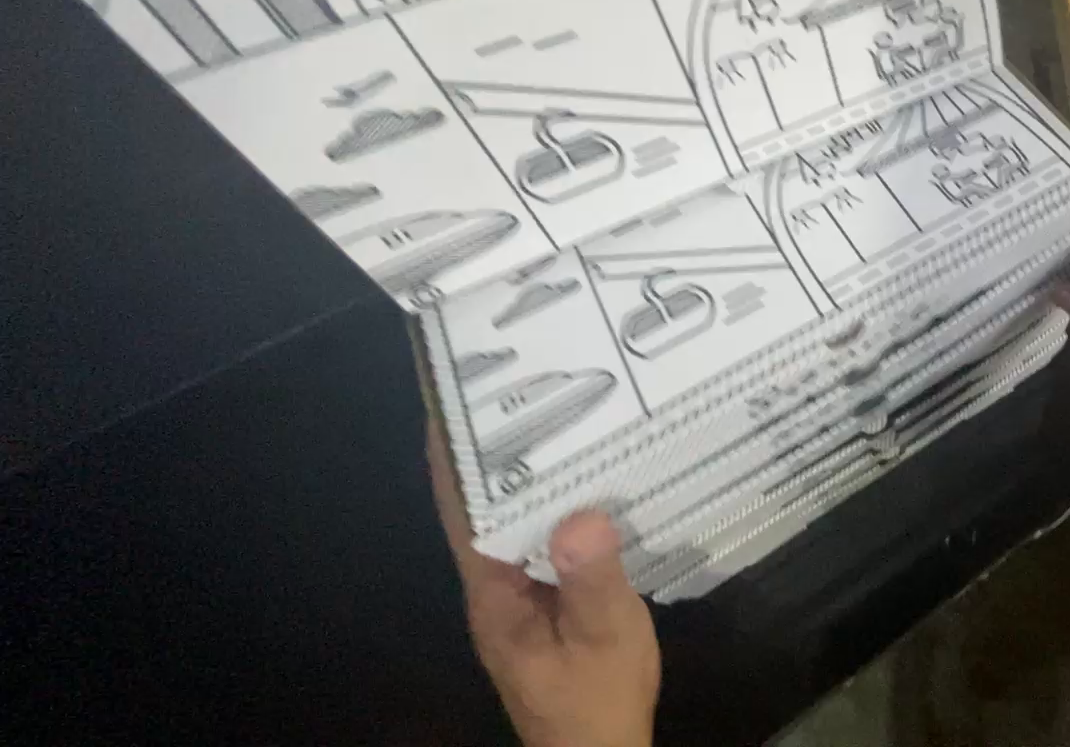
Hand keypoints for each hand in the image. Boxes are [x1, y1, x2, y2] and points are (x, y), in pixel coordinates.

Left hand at [427, 414, 660, 746]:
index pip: (463, 511)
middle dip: (487, 447)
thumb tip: (581, 516)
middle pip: (481, 505)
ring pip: (511, 515)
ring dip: (521, 466)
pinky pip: (541, 529)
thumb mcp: (605, 635)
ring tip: (549, 410)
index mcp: (494, 590)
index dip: (452, 457)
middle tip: (512, 384)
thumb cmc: (597, 696)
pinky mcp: (545, 592)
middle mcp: (496, 583)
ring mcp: (519, 589)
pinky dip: (553, 493)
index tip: (453, 400)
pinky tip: (584, 473)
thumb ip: (592, 579)